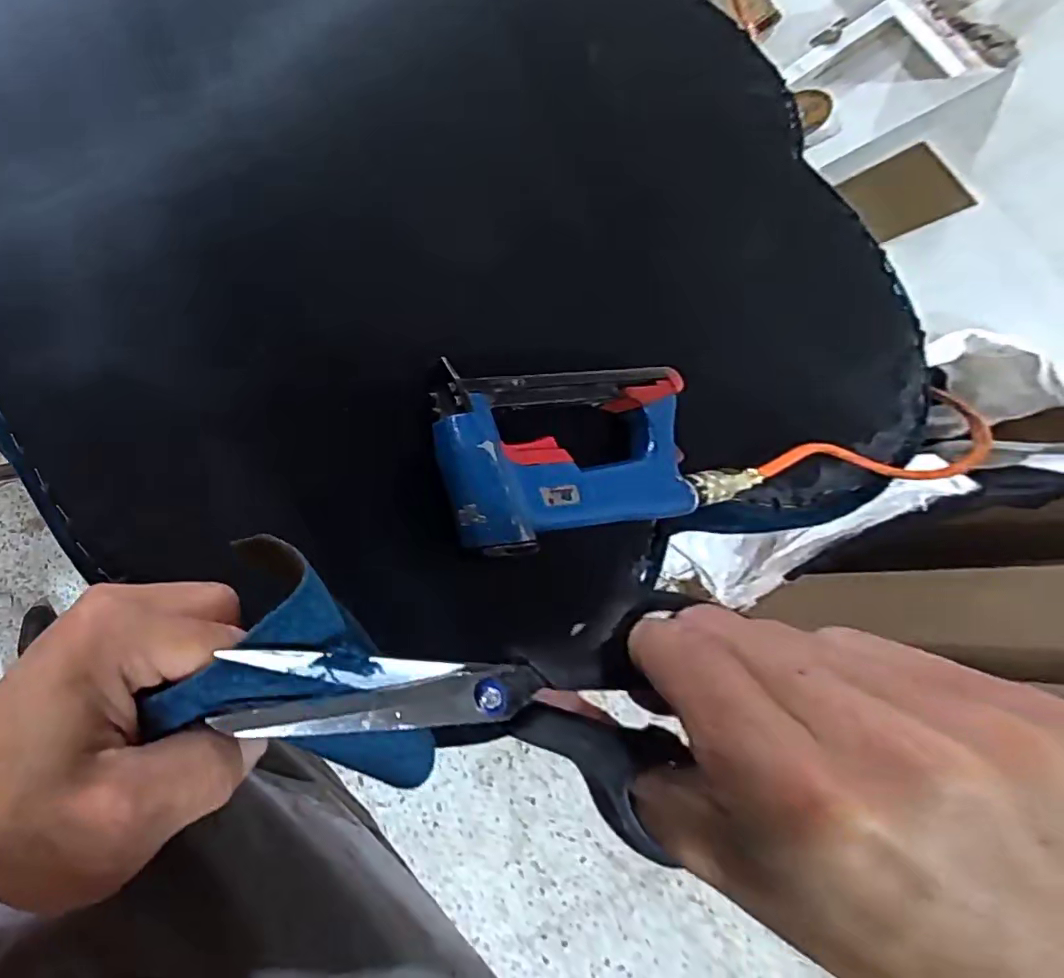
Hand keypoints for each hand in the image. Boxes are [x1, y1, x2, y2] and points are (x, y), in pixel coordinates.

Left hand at [0, 581, 264, 912]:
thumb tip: (257, 727)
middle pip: (215, 616)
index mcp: (117, 628)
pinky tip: (146, 732)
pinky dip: (176, 682)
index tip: (253, 746)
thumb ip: (208, 766)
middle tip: (204, 744)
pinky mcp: (91, 641)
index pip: (230, 640)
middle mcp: (111, 603)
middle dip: (231, 677)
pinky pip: (164, 642)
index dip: (257, 691)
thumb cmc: (23, 822)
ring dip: (203, 684)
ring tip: (168, 745)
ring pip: (194, 627)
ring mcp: (98, 617)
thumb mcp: (127, 813)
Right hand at [629, 605, 1063, 977]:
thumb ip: (622, 758)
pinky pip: (888, 649)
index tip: (657, 688)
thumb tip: (555, 692)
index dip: (651, 658)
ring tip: (814, 728)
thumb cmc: (856, 925)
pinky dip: (861, 679)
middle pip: (734, 628)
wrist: (1037, 973)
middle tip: (725, 712)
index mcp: (794, 783)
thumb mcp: (713, 850)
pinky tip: (885, 732)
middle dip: (710, 661)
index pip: (677, 641)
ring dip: (786, 668)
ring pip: (806, 631)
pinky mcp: (1034, 707)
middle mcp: (884, 740)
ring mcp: (973, 719)